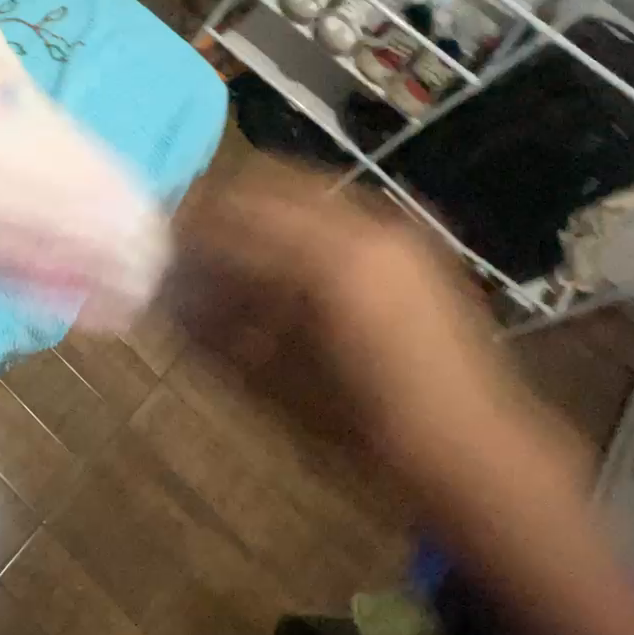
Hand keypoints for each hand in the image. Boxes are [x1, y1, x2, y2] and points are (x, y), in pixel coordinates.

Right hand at [172, 160, 633, 634]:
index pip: (232, 217)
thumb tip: (163, 295)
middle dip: (220, 203)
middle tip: (186, 232)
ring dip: (258, 206)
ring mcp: (396, 230)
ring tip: (228, 241)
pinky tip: (282, 257)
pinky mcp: (414, 244)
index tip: (156, 237)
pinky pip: (340, 209)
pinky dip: (298, 220)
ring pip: (305, 188)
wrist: (477, 452)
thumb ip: (212, 329)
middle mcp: (363, 227)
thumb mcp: (272, 381)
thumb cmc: (364, 430)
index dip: (186, 224)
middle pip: (267, 182)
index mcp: (325, 261)